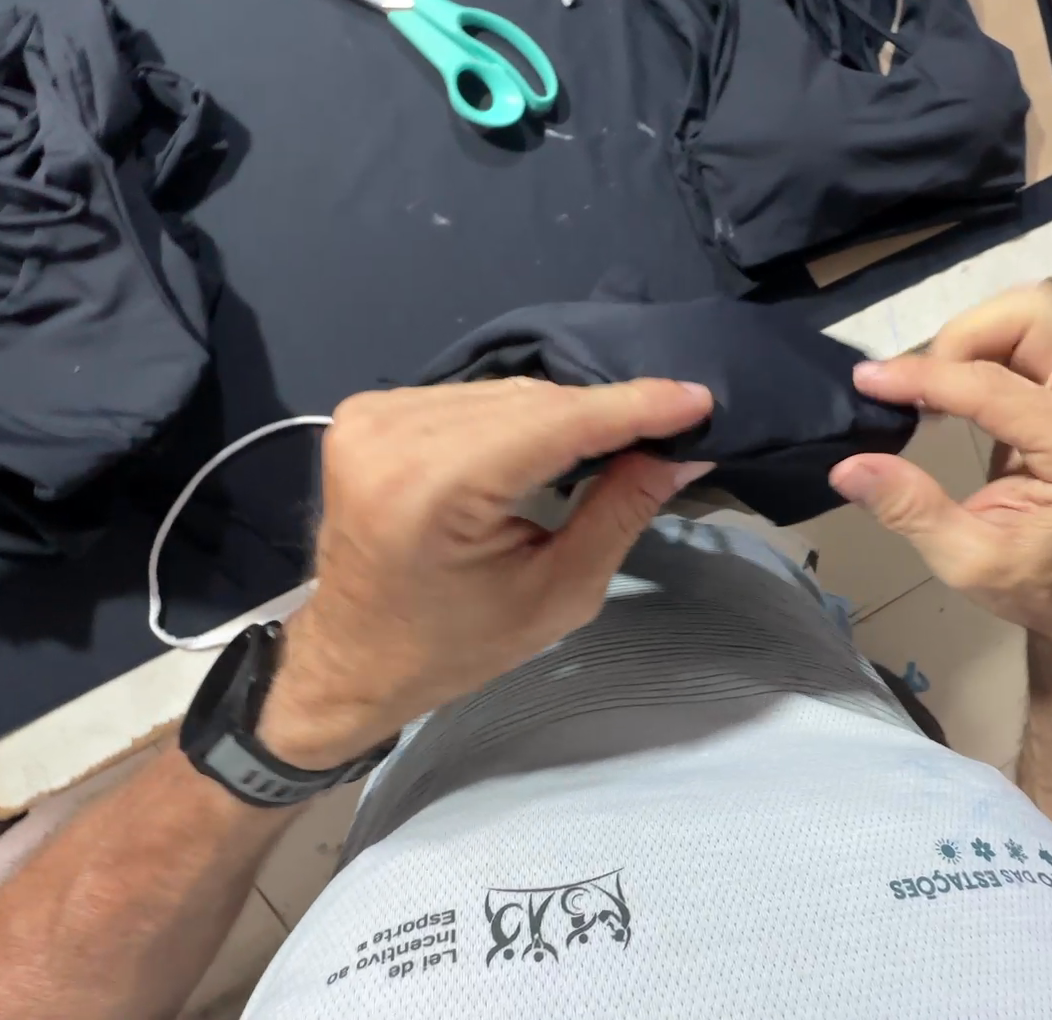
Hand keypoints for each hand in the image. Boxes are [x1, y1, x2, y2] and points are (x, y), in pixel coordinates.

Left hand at [258, 378, 714, 768]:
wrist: (352, 659)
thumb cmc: (456, 646)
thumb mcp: (558, 594)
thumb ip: (620, 512)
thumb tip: (683, 453)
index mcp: (432, 491)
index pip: (554, 423)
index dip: (633, 406)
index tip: (699, 398)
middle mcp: (393, 434)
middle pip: (534, 400)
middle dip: (607, 411)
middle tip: (671, 426)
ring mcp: (373, 414)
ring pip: (509, 391)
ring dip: (569, 411)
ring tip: (618, 436)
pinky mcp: (370, 410)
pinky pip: (477, 395)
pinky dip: (525, 413)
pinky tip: (552, 438)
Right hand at [830, 285, 1051, 641]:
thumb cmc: (1032, 585)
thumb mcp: (964, 560)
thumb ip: (910, 509)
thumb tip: (846, 467)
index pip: (995, 387)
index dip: (924, 377)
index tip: (867, 380)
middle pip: (1035, 318)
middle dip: (963, 337)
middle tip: (921, 388)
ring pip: (1034, 316)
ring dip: (973, 337)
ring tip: (934, 388)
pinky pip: (1030, 338)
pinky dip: (982, 348)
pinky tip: (953, 391)